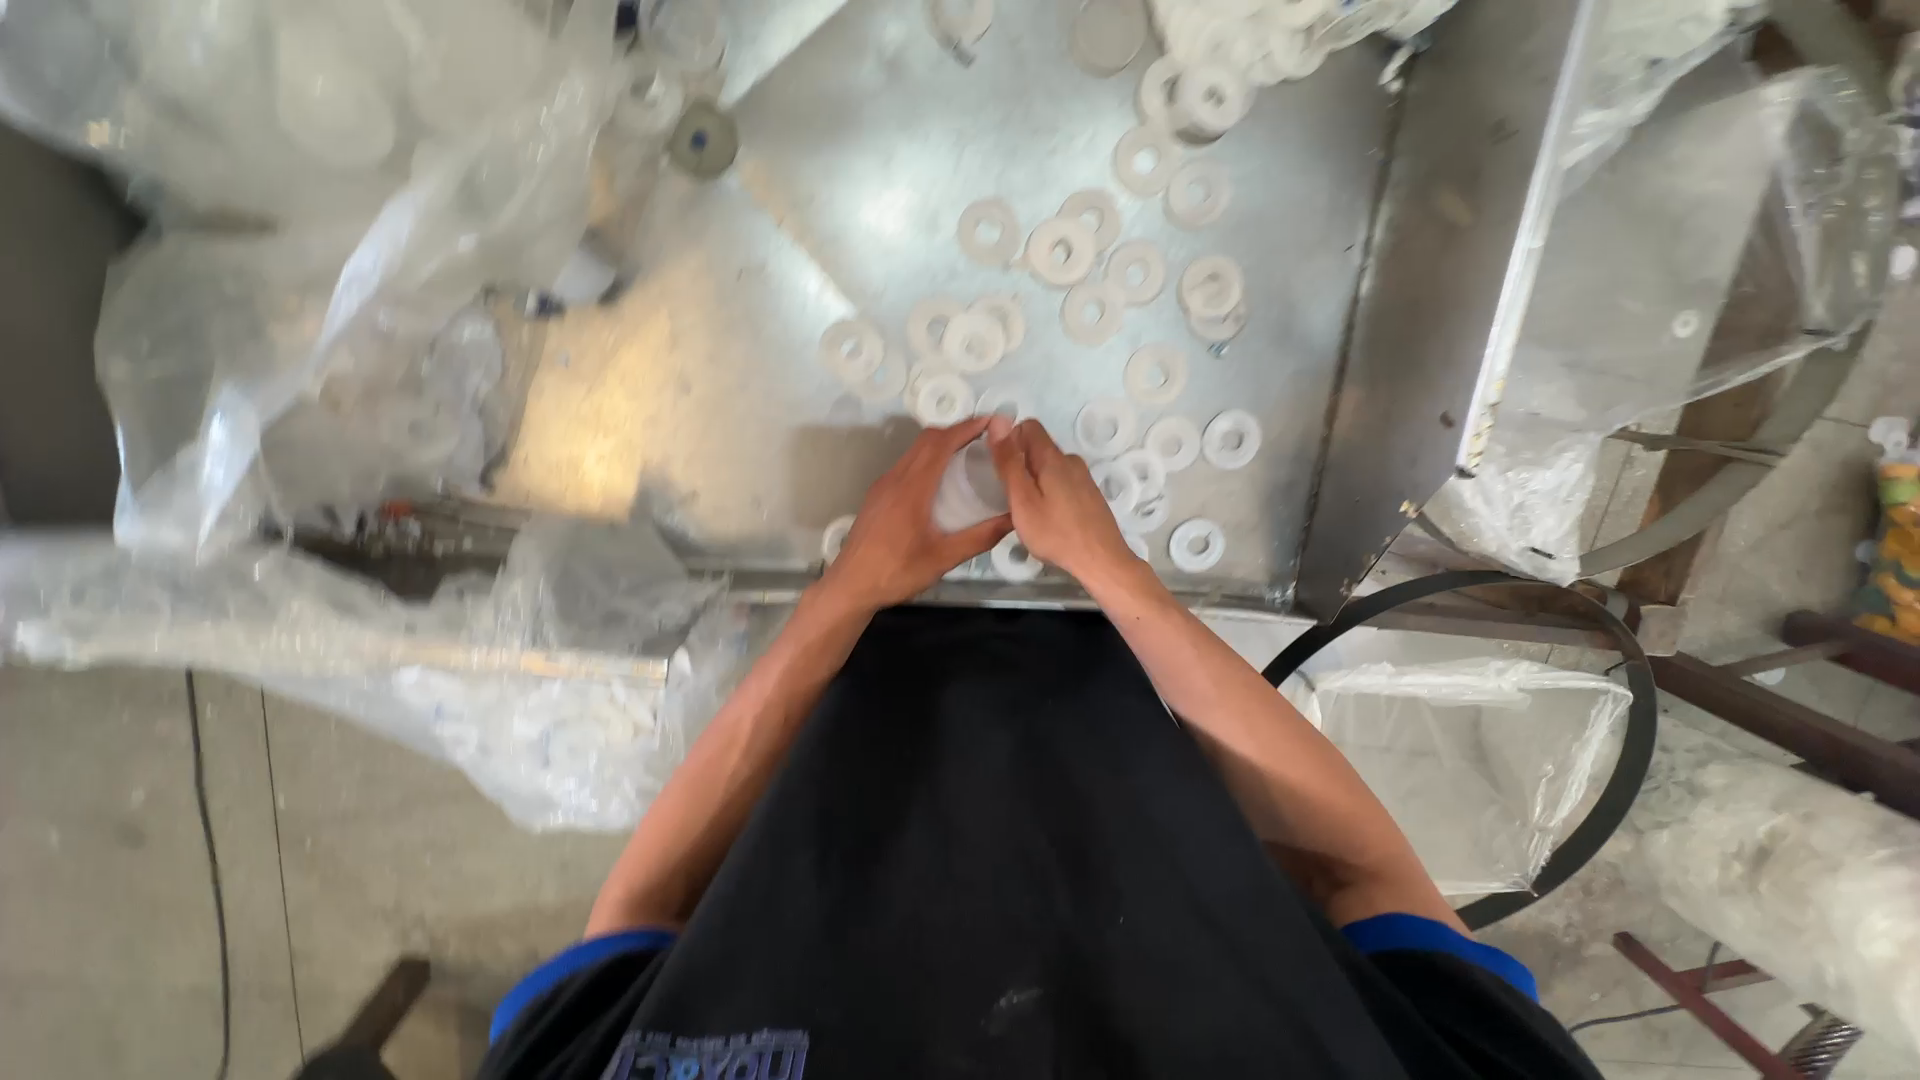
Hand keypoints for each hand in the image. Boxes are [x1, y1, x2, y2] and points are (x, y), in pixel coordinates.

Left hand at [820, 416, 1013, 611]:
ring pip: (913, 452)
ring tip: (966, 455)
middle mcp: (895, 479)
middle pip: (926, 441)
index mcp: (912, 488)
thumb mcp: (943, 558)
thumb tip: (1013, 520)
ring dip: (939, 445)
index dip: (966, 428)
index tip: (990, 422)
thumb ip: (980, 537)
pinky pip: (905, 466)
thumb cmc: (896, 572)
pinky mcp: (877, 497)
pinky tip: (939, 480)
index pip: (940, 444)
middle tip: (985, 437)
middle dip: (955, 431)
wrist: (850, 587)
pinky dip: (926, 460)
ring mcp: (882, 487)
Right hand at [987, 416, 1140, 588]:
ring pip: (1050, 467)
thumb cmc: (1056, 533)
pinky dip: (1049, 492)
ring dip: (1035, 480)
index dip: (1010, 440)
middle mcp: (1071, 461)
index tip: (1001, 467)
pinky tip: (1049, 518)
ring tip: (1028, 510)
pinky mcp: (1089, 495)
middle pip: (1039, 447)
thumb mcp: (1022, 500)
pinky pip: (1062, 482)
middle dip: (1020, 464)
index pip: (1029, 426)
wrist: (1101, 560)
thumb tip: (998, 420)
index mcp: (1053, 458)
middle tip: (1011, 496)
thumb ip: (1009, 462)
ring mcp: (1083, 478)